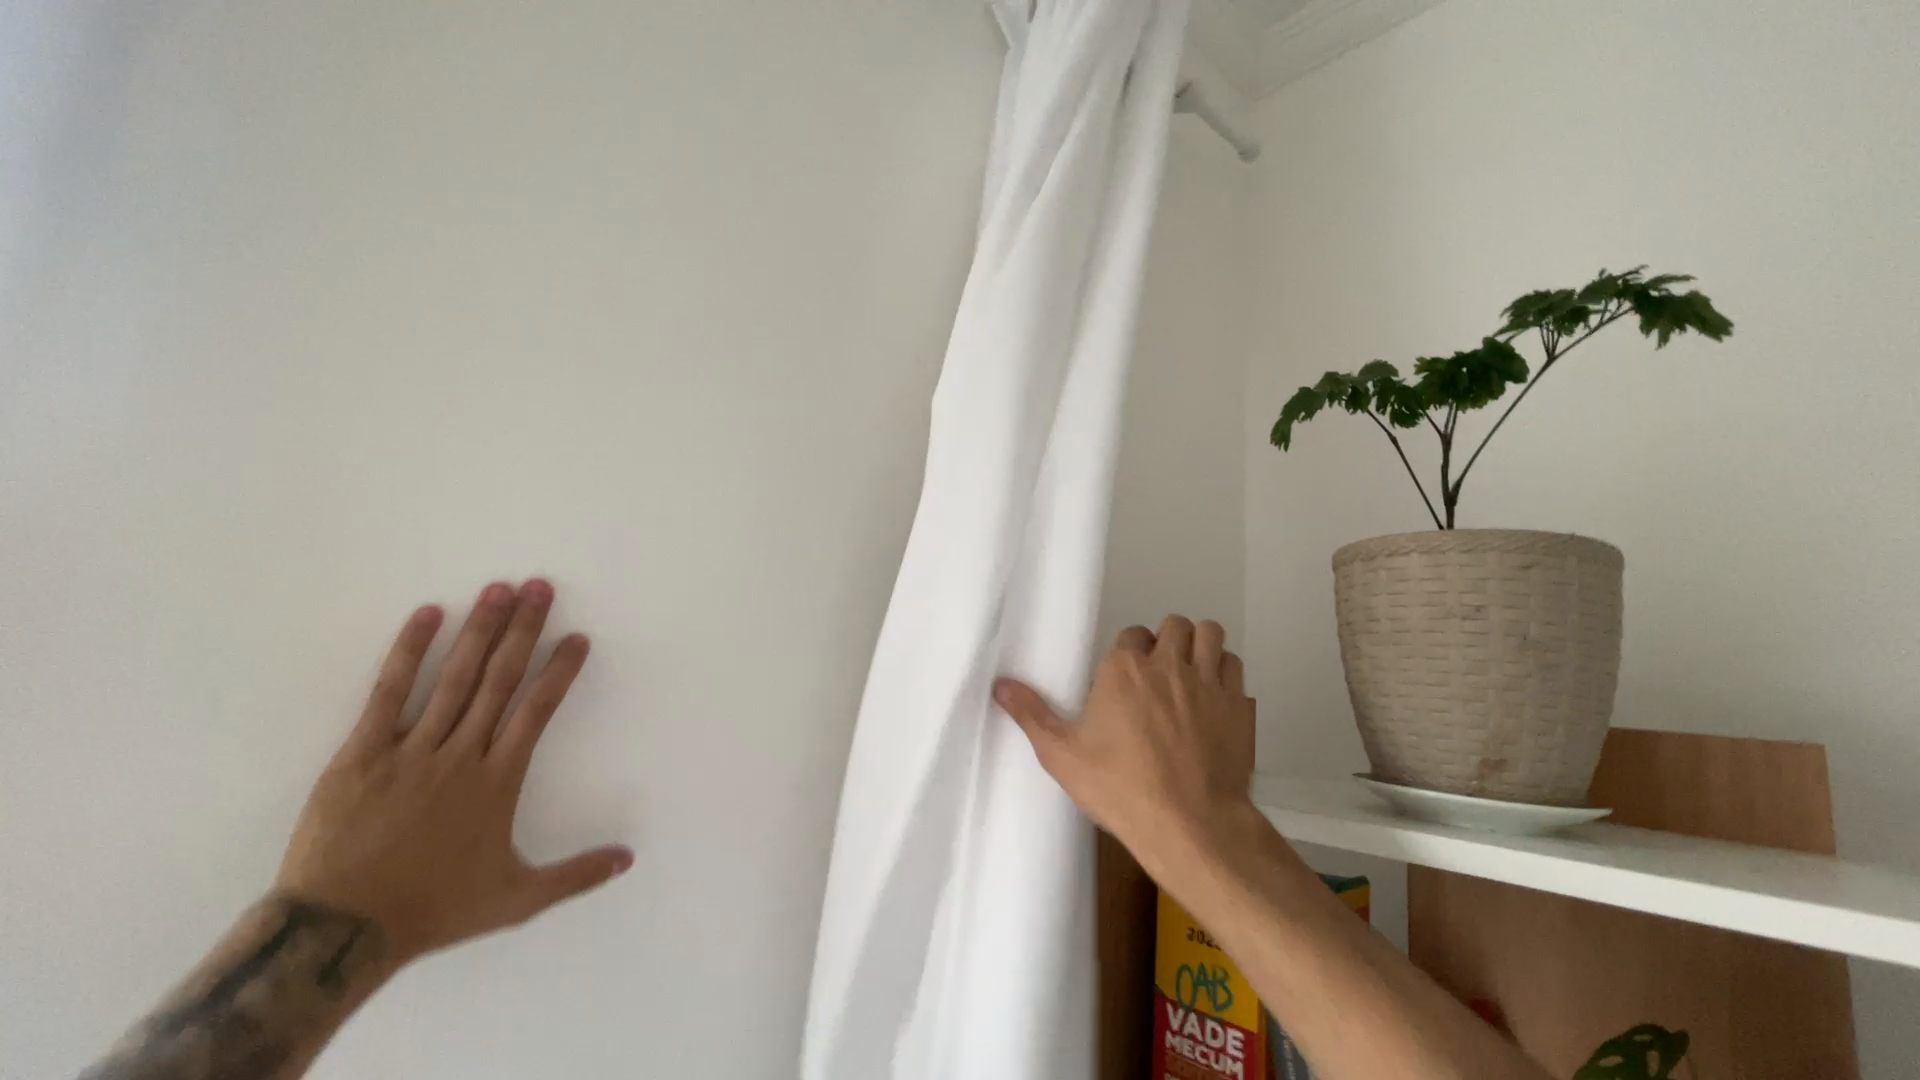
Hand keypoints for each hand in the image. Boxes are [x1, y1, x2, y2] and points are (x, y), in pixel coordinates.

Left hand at [273, 579, 631, 965]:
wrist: (341, 929)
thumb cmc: (434, 910)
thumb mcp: (517, 900)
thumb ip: (576, 876)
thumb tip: (629, 858)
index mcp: (498, 781)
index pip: (538, 710)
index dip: (560, 670)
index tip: (577, 637)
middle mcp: (462, 754)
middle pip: (501, 679)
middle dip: (524, 630)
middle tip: (540, 587)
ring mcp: (411, 749)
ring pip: (455, 677)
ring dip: (480, 630)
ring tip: (499, 589)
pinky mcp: (362, 752)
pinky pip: (389, 692)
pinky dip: (409, 651)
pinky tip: (427, 615)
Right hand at [993, 615, 1256, 874]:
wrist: (1190, 825)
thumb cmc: (1120, 789)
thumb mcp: (1062, 756)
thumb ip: (1031, 714)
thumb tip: (999, 684)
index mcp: (1123, 669)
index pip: (1131, 634)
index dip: (1128, 653)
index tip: (1124, 680)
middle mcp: (1168, 664)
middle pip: (1173, 625)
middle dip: (1165, 641)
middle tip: (1157, 674)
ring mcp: (1208, 682)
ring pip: (1209, 634)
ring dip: (1198, 645)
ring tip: (1188, 672)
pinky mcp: (1239, 704)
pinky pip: (1235, 665)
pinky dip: (1224, 671)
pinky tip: (1214, 695)